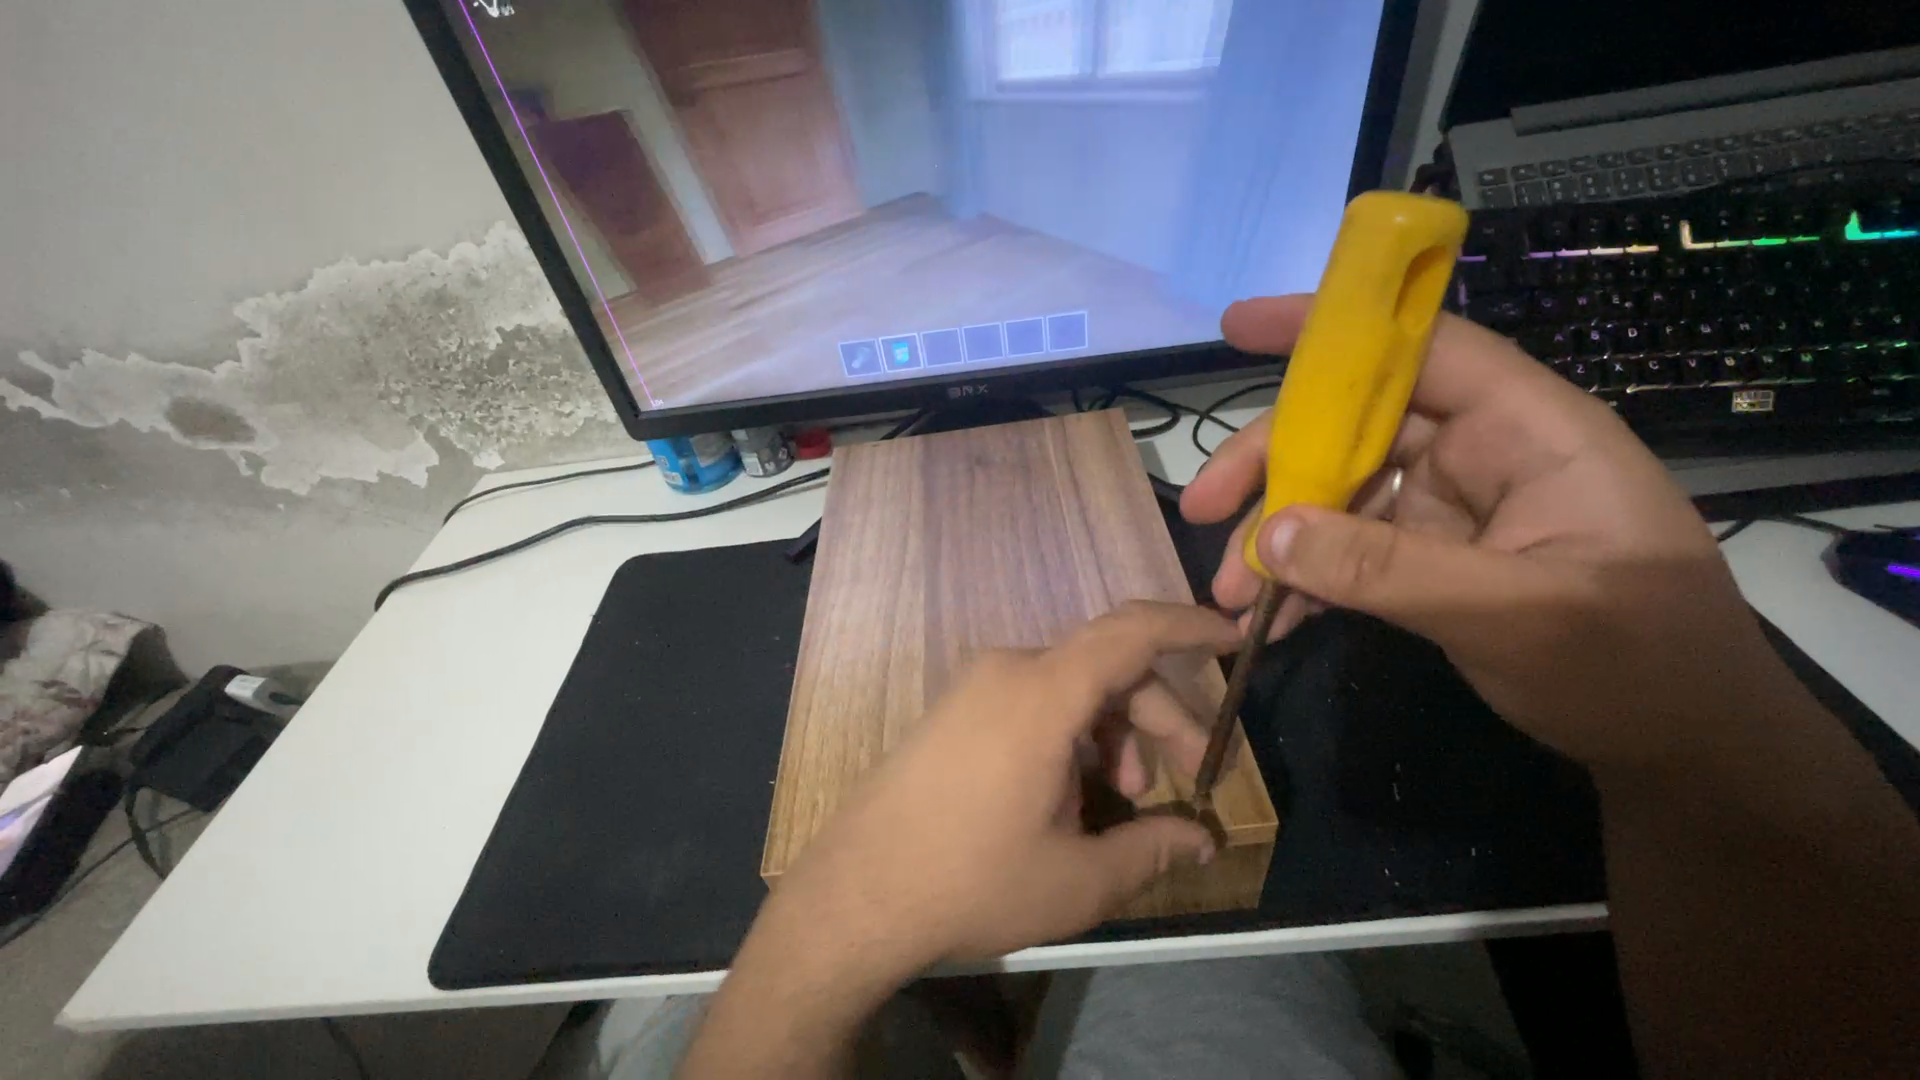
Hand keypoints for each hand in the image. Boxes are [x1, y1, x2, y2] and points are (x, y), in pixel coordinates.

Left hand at [760, 601, 1235, 974]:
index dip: (1190, 626)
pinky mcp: (955, 709)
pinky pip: (1032, 700)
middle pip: (1108, 666)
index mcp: (1041, 692)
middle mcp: (1007, 670)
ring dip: (1112, 732)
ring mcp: (974, 686)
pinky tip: (1069, 794)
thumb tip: (1206, 838)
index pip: (1132, 631)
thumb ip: (1153, 848)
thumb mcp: (1077, 878)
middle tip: (1184, 778)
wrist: (854, 892)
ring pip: (1071, 686)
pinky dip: (1069, 733)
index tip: (1236, 639)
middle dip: (1158, 715)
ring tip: (1119, 801)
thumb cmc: (970, 881)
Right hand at [1181, 294, 1789, 769]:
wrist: (1679, 747)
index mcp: (1525, 430)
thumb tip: (1268, 535)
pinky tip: (1269, 618)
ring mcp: (1448, 510)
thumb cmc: (1637, 665)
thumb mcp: (1517, 615)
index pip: (1421, 347)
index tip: (1239, 327)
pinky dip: (1302, 580)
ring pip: (1335, 494)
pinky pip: (1345, 552)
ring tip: (1226, 594)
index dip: (1331, 330)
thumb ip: (1390, 570)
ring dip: (1274, 539)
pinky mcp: (1427, 559)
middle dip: (1269, 466)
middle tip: (1201, 509)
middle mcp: (1478, 455)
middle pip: (1350, 426)